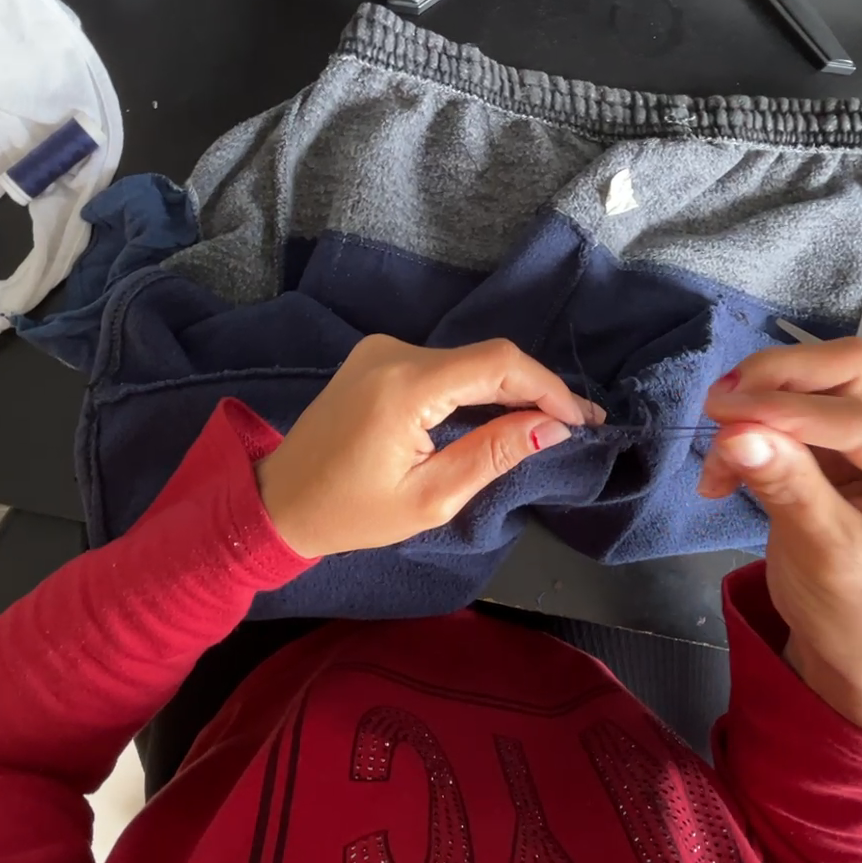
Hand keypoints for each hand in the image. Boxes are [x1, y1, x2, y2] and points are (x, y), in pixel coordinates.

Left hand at [256, 335, 603, 559]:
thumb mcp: (430, 497)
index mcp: (404, 386)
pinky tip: (500, 411)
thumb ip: (492, 453)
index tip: (583, 419)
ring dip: (507, 388)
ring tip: (549, 421)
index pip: (497, 363)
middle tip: (577, 423)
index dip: (548, 386)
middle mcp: (393, 352)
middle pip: (484, 358)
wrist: (278, 499)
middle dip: (535, 389)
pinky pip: (441, 365)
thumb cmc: (351, 513)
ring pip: (466, 360)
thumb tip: (553, 426)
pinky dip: (475, 387)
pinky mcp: (376, 357)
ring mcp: (381, 349)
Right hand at [700, 338, 861, 737]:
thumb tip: (735, 433)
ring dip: (763, 399)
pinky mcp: (847, 447)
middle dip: (782, 380)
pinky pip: (797, 410)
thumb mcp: (828, 563)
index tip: (722, 415)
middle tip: (719, 406)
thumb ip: (789, 489)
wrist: (856, 661)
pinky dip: (754, 426)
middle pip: (855, 374)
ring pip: (823, 380)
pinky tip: (724, 466)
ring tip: (717, 446)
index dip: (790, 411)